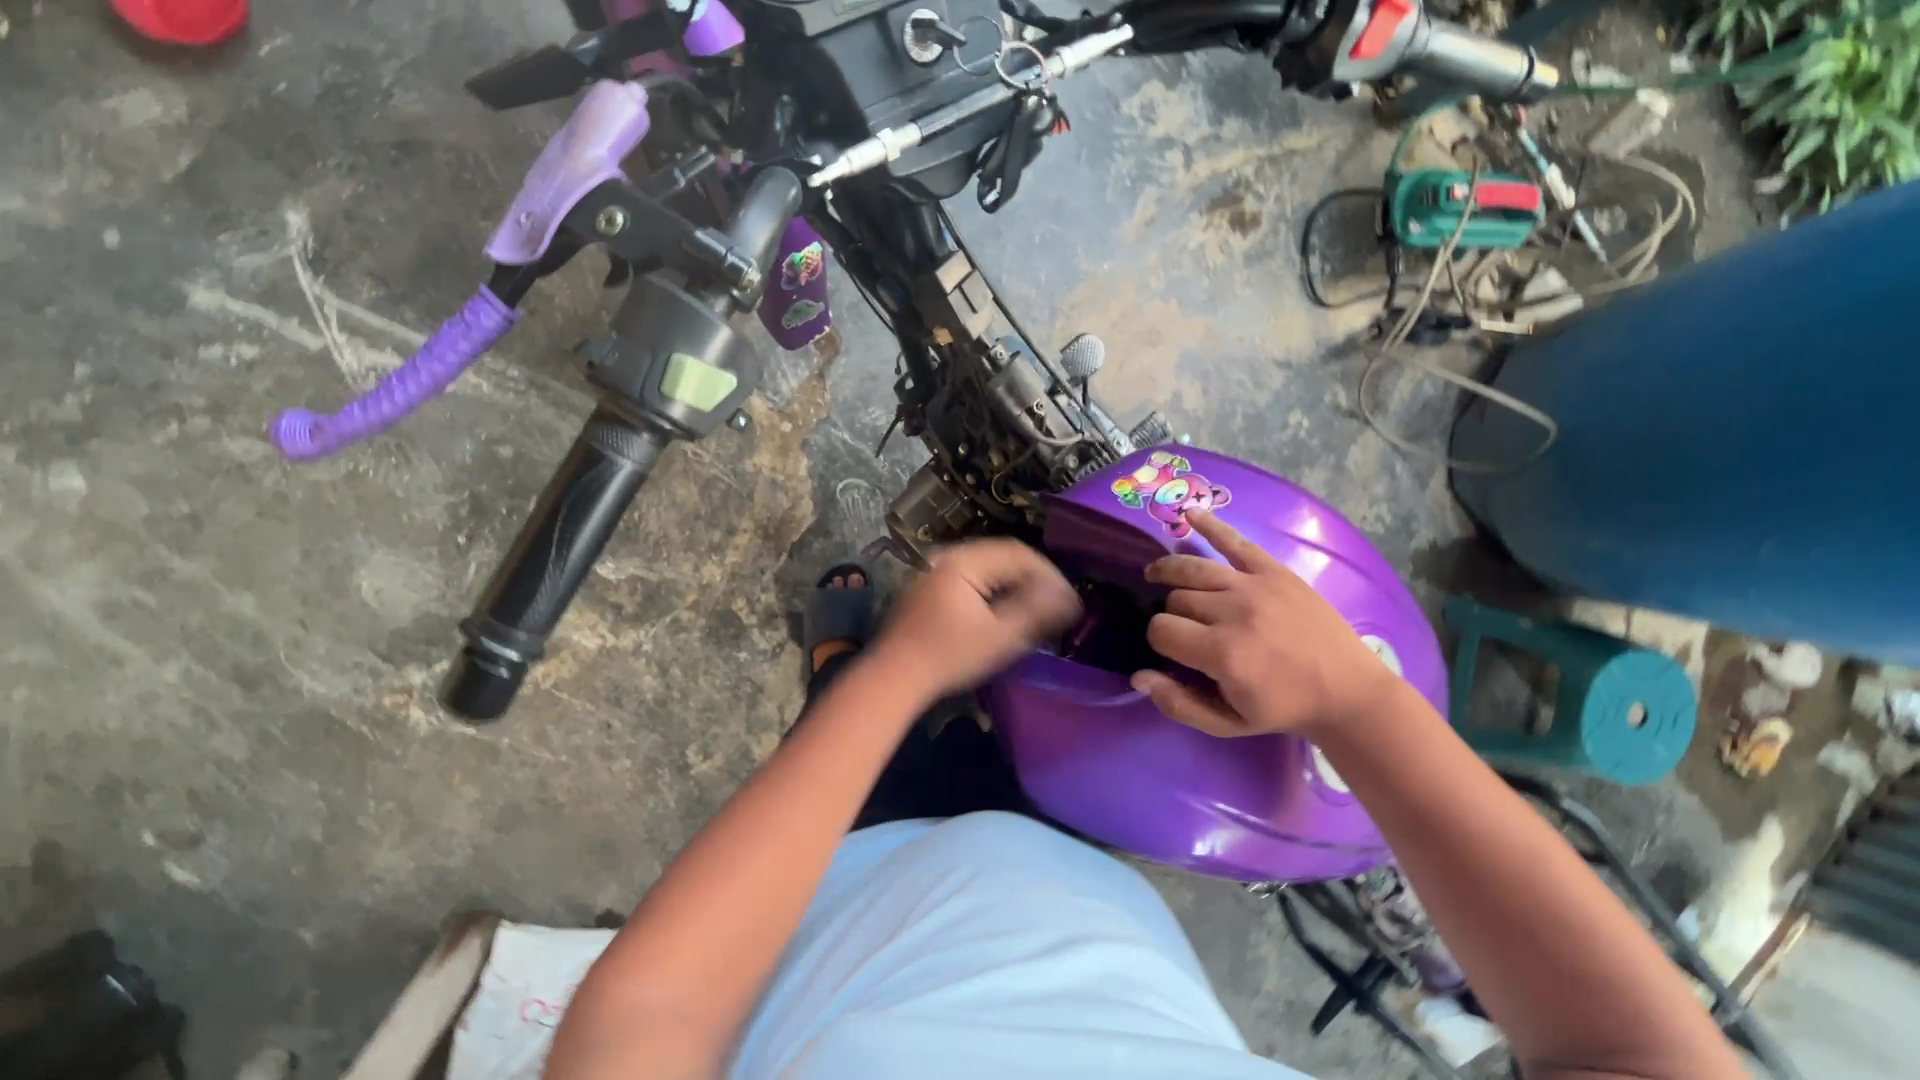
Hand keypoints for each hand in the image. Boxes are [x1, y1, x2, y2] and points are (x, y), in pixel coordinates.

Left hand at [870, 539, 1082, 698]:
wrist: (893, 678)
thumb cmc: (949, 657)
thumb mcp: (1001, 636)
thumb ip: (1037, 612)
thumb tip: (1069, 597)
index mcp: (964, 560)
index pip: (1020, 553)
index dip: (1050, 574)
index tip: (1069, 600)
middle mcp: (948, 557)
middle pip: (1003, 558)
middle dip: (1034, 580)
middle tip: (1057, 605)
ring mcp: (934, 572)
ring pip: (987, 570)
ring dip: (1014, 586)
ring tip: (1036, 611)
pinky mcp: (928, 591)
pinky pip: (971, 580)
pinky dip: (992, 593)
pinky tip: (1003, 614)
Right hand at [1130, 511, 1402, 739]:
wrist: (1346, 690)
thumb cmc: (1283, 709)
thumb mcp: (1227, 724)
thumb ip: (1178, 704)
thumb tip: (1138, 676)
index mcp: (1222, 654)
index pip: (1161, 630)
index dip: (1159, 641)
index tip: (1171, 650)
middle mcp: (1234, 613)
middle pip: (1177, 599)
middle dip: (1171, 614)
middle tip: (1184, 629)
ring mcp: (1255, 586)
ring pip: (1193, 568)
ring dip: (1169, 570)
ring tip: (1156, 575)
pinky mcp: (1275, 571)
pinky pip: (1235, 541)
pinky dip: (1210, 525)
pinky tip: (1189, 515)